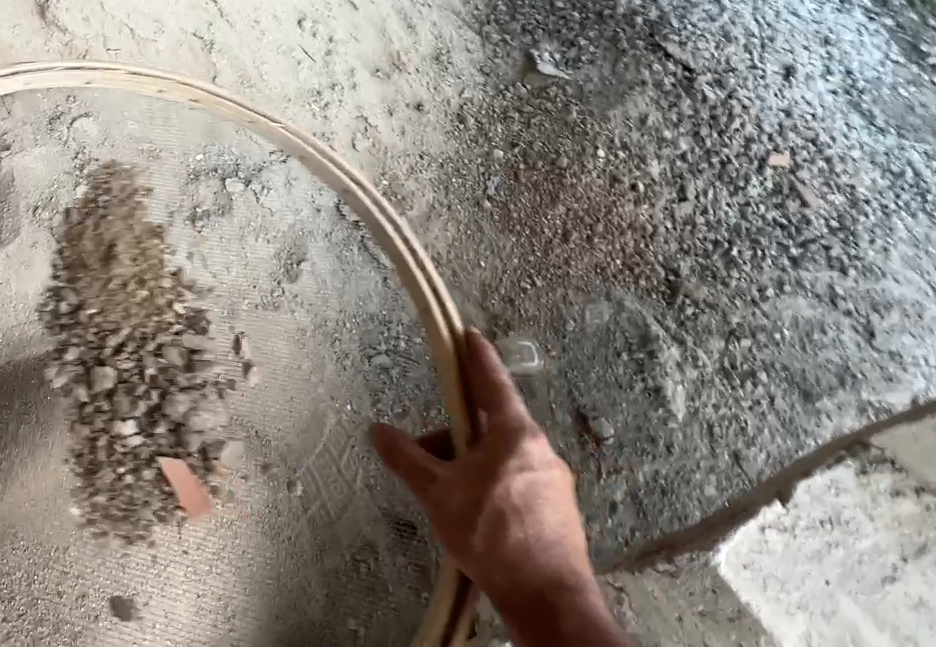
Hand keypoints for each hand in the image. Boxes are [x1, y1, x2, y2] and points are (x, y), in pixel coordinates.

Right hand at [370, 330, 597, 606]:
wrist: (548, 600)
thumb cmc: (492, 535)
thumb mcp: (436, 492)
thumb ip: (405, 457)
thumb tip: (377, 430)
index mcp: (514, 434)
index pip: (491, 382)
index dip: (477, 356)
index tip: (468, 335)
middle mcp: (539, 451)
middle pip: (487, 426)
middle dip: (452, 436)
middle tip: (424, 458)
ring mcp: (553, 483)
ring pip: (499, 457)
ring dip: (467, 465)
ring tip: (444, 497)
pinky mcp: (557, 512)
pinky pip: (513, 483)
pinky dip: (487, 486)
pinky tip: (469, 515)